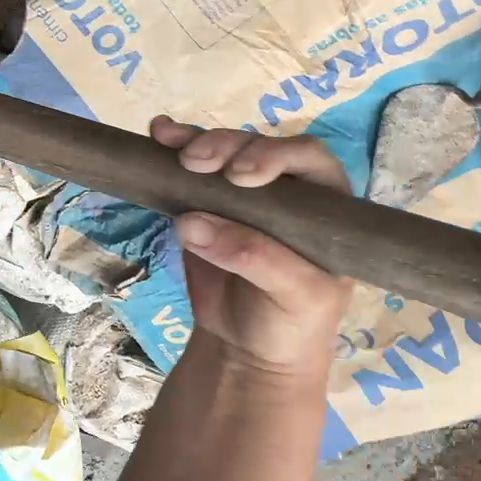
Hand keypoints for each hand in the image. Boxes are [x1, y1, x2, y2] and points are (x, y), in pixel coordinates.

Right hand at [148, 116, 353, 382]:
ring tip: (166, 142)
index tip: (240, 176)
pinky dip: (170, 147)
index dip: (275, 156)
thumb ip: (255, 258)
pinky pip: (186, 168)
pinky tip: (156, 133)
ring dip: (194, 141)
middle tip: (195, 162)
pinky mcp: (200, 201)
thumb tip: (191, 221)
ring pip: (220, 150)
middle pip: (256, 147)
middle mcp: (283, 191)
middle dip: (226, 145)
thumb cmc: (288, 323)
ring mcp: (238, 194)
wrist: (242, 346)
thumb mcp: (293, 298)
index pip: (309, 160)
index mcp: (325, 207)